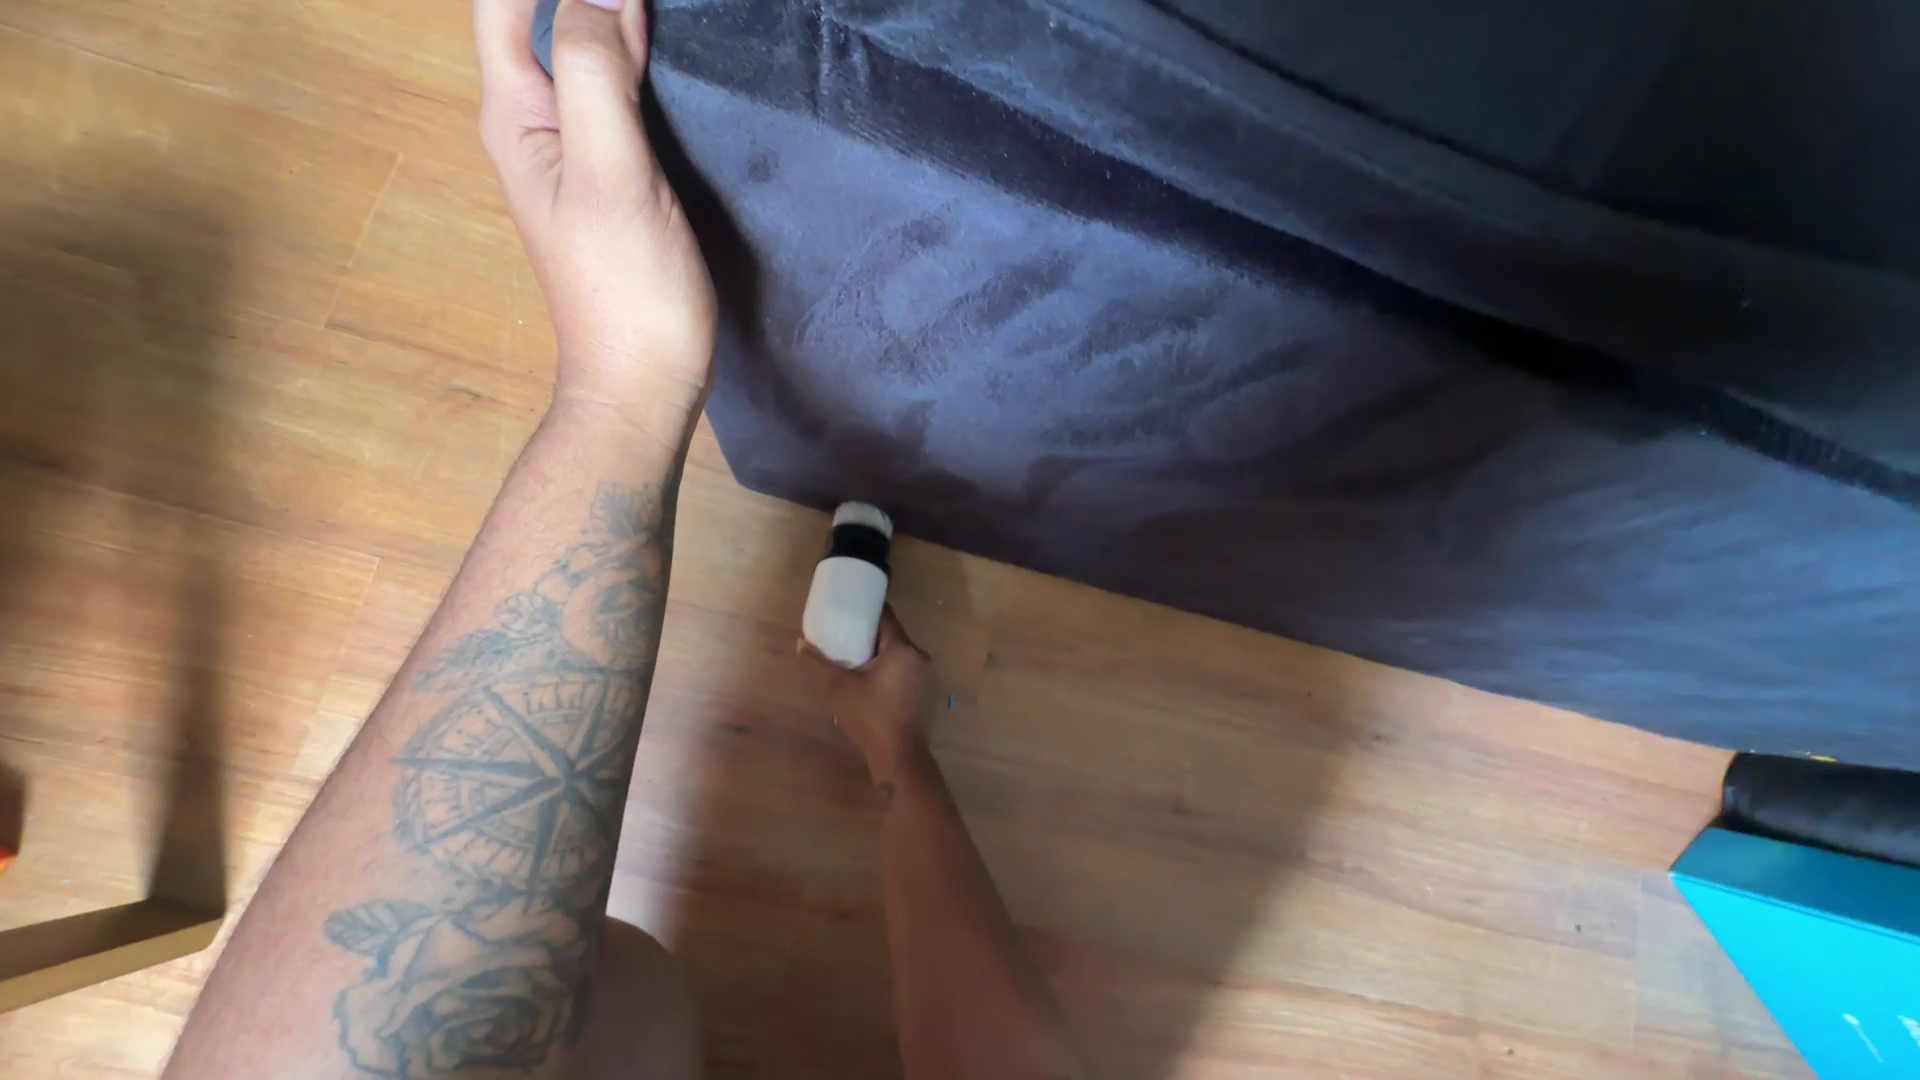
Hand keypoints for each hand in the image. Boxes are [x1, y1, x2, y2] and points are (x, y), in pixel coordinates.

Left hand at [475, 0, 716, 423]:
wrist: (645, 380)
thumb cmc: (629, 289)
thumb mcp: (610, 173)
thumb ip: (595, 74)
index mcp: (515, 116)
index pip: (507, 1)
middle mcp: (534, 129)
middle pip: (541, 21)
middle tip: (652, 3)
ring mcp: (574, 160)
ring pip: (580, 60)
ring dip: (611, 23)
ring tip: (656, 14)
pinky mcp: (614, 187)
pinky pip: (613, 104)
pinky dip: (634, 70)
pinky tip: (664, 65)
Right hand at [796, 607, 940, 786]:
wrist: (899, 756)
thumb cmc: (870, 716)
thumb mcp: (837, 688)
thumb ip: (816, 664)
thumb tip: (801, 644)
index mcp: (903, 649)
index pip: (886, 618)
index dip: (867, 613)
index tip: (849, 612)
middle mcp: (921, 658)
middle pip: (893, 639)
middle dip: (871, 639)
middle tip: (846, 642)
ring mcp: (929, 679)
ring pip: (901, 659)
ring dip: (882, 659)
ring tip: (858, 666)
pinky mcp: (929, 697)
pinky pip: (908, 676)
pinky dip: (893, 676)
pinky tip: (876, 688)